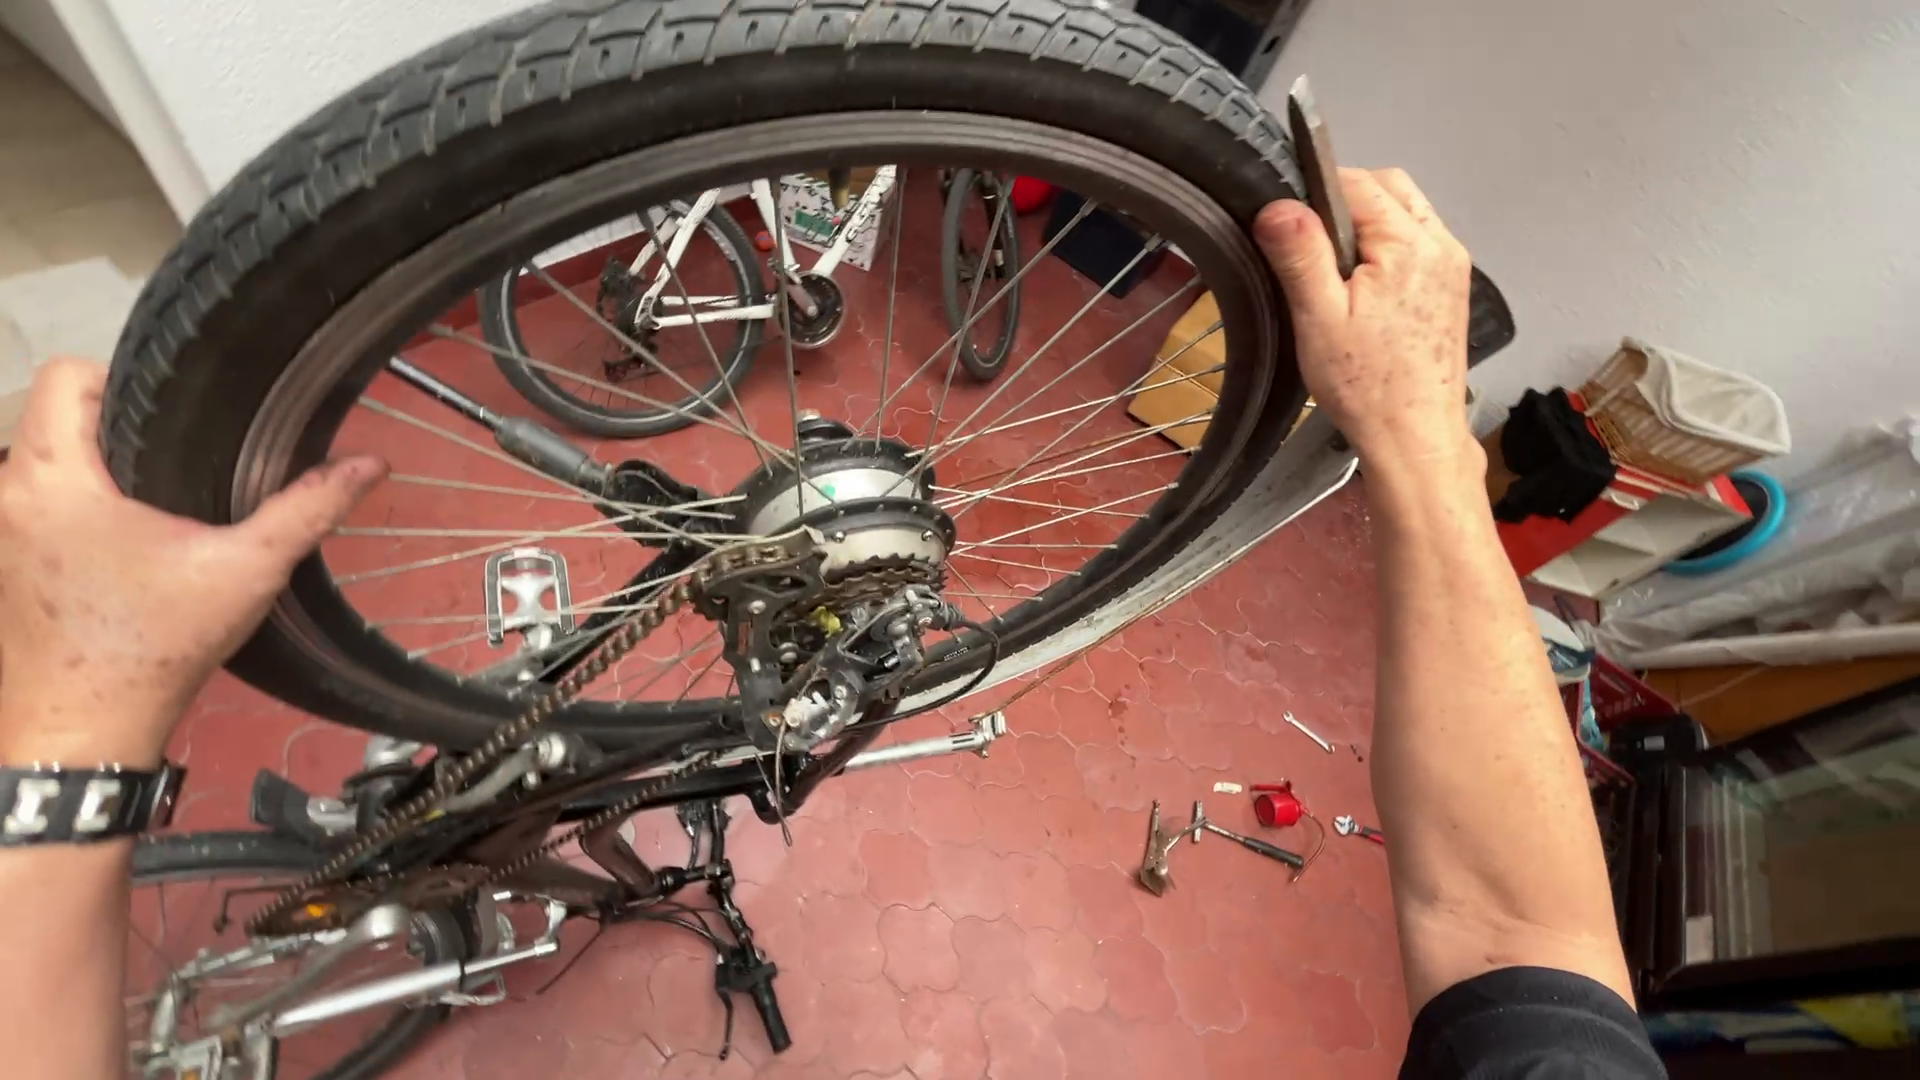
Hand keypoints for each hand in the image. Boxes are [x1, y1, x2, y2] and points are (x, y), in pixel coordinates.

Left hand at [0, 358, 385, 765]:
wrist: (86, 717)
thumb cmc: (160, 633)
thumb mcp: (251, 565)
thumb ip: (310, 507)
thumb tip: (372, 464)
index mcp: (53, 477)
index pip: (65, 377)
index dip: (127, 377)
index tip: (188, 408)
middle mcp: (6, 491)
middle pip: (58, 415)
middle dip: (127, 421)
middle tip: (200, 451)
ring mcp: (1, 528)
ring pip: (52, 460)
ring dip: (108, 462)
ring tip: (179, 491)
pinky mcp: (10, 560)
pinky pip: (46, 499)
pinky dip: (92, 498)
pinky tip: (146, 535)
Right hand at [1254, 168, 1475, 466]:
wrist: (1411, 433)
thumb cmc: (1363, 384)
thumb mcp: (1318, 318)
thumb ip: (1301, 256)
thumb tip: (1276, 206)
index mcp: (1409, 244)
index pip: (1359, 184)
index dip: (1316, 193)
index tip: (1284, 222)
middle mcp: (1441, 244)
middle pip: (1390, 188)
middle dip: (1344, 200)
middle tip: (1304, 243)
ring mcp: (1451, 265)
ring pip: (1405, 213)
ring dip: (1366, 222)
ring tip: (1329, 267)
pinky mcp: (1450, 288)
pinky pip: (1417, 242)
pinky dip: (1385, 245)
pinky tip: (1360, 285)